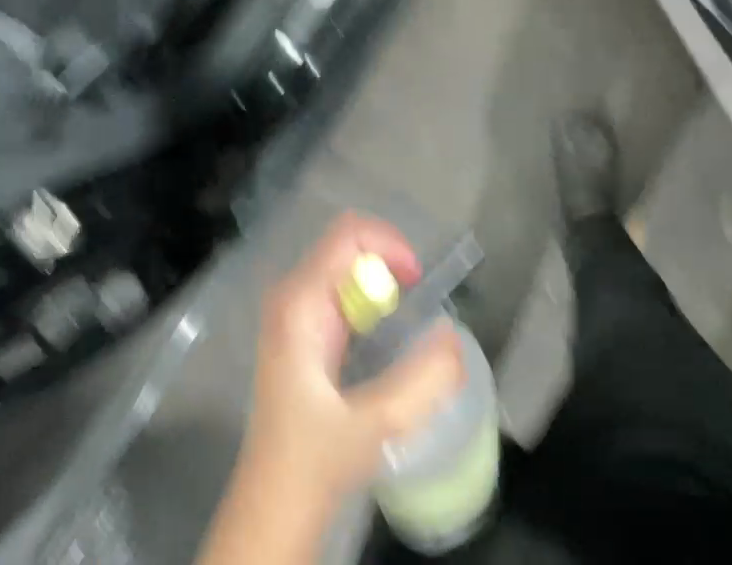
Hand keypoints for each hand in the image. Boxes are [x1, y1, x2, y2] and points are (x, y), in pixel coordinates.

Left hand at [240, 214, 463, 504]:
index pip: (349, 234)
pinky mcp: (303, 330)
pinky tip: (383, 337)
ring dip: (383, 284)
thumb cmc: (317, 459)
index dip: (391, 245)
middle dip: (390, 266)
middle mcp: (292, 296)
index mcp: (300, 304)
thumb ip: (425, 380)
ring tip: (402, 323)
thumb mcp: (378, 423)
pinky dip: (373, 300)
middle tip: (414, 308)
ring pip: (348, 266)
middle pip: (350, 245)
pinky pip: (344, 289)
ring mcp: (294, 312)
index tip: (417, 283)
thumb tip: (454, 338)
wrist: (277, 498)